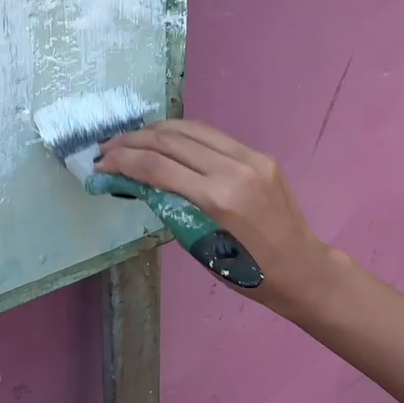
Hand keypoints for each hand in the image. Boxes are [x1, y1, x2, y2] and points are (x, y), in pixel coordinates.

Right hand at [97, 119, 341, 312]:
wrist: (303, 269)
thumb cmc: (249, 273)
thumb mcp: (200, 246)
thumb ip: (171, 207)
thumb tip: (137, 181)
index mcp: (219, 200)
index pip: (158, 167)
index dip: (123, 161)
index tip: (100, 164)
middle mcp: (234, 170)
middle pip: (170, 141)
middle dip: (132, 141)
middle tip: (107, 148)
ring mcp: (250, 158)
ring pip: (190, 129)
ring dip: (154, 131)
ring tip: (130, 139)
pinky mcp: (259, 155)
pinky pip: (211, 136)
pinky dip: (181, 134)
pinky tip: (164, 140)